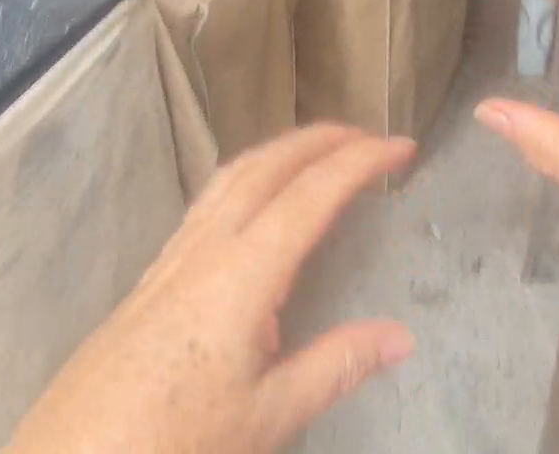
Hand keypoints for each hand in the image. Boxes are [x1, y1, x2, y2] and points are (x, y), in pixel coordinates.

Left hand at [3, 126, 417, 453]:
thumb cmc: (175, 435)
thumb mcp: (266, 416)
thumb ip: (335, 366)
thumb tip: (401, 336)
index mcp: (243, 273)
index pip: (312, 195)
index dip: (360, 162)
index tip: (401, 146)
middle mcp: (208, 245)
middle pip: (269, 164)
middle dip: (322, 137)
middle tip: (369, 134)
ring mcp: (176, 251)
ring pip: (235, 172)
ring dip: (283, 148)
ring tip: (321, 149)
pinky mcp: (157, 268)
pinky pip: (212, 196)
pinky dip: (251, 172)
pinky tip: (257, 196)